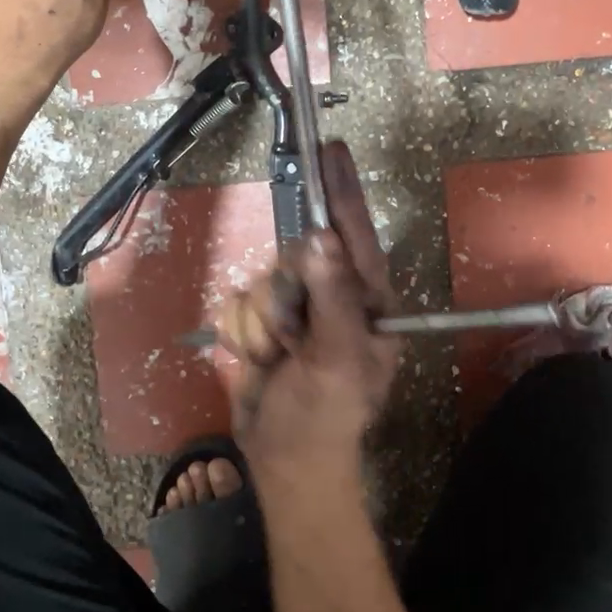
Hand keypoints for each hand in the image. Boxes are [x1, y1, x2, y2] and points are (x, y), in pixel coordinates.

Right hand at [216, 143, 401, 487]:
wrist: (284, 461)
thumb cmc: (326, 417)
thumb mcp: (339, 359)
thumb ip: (333, 297)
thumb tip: (322, 238)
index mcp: (370, 301)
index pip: (356, 237)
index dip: (344, 194)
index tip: (333, 151)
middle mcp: (335, 296)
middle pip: (298, 254)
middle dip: (287, 294)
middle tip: (293, 334)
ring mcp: (297, 308)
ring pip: (265, 278)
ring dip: (266, 322)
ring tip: (281, 356)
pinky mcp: (265, 322)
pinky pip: (242, 302)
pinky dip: (246, 333)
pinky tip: (262, 359)